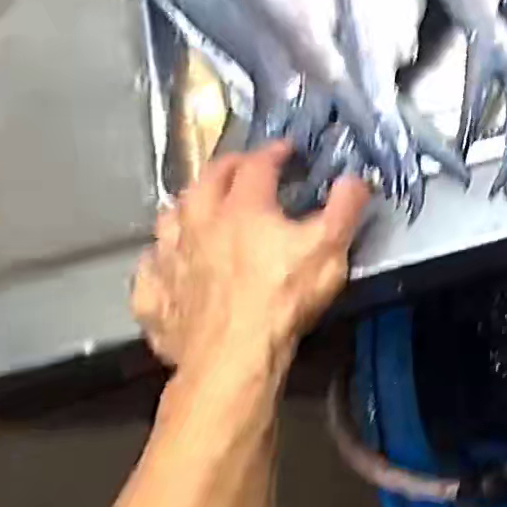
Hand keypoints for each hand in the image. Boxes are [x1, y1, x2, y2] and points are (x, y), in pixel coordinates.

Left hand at [132, 142, 371, 378]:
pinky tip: (168, 264)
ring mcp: (170, 261)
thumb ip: (346, 207)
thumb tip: (356, 178)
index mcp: (242, 208)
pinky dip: (160, 260)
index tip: (287, 149)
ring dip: (185, 206)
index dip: (273, 152)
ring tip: (200, 206)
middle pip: (205, 182)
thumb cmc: (284, 298)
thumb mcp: (331, 247)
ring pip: (169, 219)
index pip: (255, 166)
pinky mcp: (155, 298)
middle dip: (226, 168)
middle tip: (244, 166)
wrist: (233, 357)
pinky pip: (150, 270)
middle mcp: (198, 225)